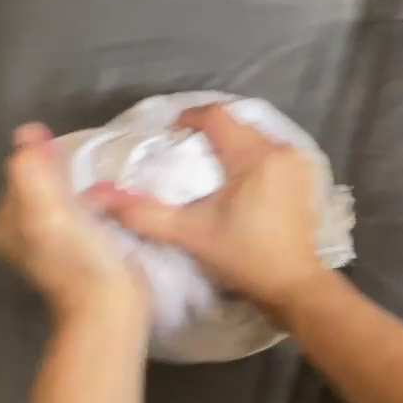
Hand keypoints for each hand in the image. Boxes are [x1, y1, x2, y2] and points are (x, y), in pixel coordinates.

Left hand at [0, 123, 143, 318]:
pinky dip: (104, 205)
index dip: (45, 160)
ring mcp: (55, 244)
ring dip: (92, 190)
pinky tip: (119, 205)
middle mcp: (24, 234)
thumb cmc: (75, 258)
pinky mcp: (85, 250)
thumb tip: (27, 131)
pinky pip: (90, 213)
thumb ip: (31, 169)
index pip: (22, 174)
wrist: (110, 305)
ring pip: (71, 198)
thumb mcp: (46, 209)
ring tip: (111, 192)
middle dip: (72, 176)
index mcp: (4, 226)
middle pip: (47, 185)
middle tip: (97, 177)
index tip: (72, 155)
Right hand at [92, 104, 330, 315]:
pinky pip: (270, 152)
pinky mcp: (305, 177)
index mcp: (256, 156)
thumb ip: (143, 212)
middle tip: (182, 156)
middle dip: (207, 134)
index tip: (168, 138)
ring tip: (205, 168)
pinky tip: (233, 181)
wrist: (292, 286)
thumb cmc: (243, 258)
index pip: (216, 116)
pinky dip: (249, 158)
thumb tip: (96, 195)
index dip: (187, 120)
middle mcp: (282, 150)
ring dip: (229, 145)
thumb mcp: (190, 234)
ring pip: (254, 137)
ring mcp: (298, 162)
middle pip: (236, 124)